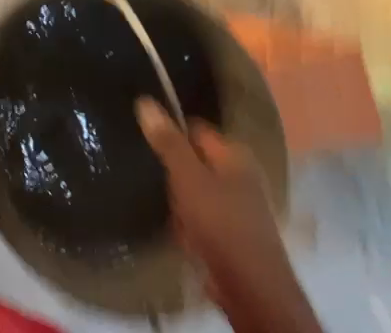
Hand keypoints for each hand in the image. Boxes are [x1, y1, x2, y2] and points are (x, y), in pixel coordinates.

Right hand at [136, 99, 321, 332]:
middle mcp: (240, 176)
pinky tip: (170, 221)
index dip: (169, 128)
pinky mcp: (229, 233)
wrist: (250, 288)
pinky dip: (185, 216)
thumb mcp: (187, 177)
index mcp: (234, 156)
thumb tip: (145, 101)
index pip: (195, 128)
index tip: (140, 132)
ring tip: (150, 191)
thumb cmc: (220, 224)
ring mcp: (236, 206)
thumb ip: (168, 142)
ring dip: (176, 193)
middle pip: (194, 158)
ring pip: (195, 187)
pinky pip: (198, 213)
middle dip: (171, 163)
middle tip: (142, 162)